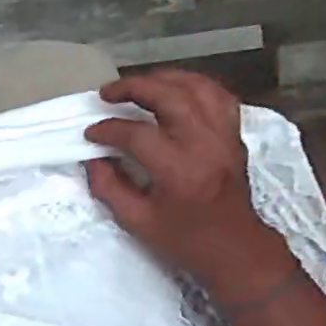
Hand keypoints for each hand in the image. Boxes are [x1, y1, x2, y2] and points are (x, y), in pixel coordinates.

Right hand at [83, 71, 296, 303]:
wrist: (234, 247)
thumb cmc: (183, 239)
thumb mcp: (136, 221)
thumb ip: (109, 187)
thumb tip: (93, 159)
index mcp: (178, 172)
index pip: (137, 135)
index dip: (109, 130)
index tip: (91, 134)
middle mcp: (205, 146)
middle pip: (170, 97)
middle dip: (134, 88)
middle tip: (107, 93)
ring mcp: (224, 136)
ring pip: (197, 87)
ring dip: (165, 78)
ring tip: (138, 84)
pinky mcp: (234, 135)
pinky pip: (218, 95)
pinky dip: (194, 85)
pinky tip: (174, 88)